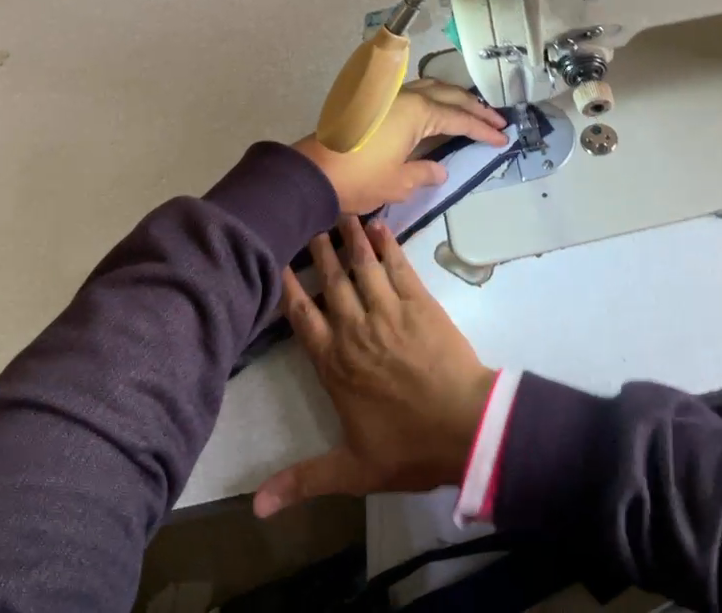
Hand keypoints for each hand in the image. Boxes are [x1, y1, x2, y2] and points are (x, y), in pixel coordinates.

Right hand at [253, 217, 494, 516]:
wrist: (465, 426)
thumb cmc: (408, 447)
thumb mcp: (352, 470)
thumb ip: (303, 480)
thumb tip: (255, 508)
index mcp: (334, 365)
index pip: (302, 318)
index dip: (288, 288)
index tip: (278, 262)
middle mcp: (355, 331)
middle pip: (331, 283)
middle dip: (319, 252)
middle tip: (310, 223)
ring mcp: (389, 312)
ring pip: (362, 268)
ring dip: (350, 240)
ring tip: (342, 214)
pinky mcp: (420, 304)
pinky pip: (399, 267)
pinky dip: (388, 245)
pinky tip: (380, 228)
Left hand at [293, 79, 507, 215]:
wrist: (310, 175)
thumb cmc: (358, 179)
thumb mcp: (397, 182)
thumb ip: (424, 173)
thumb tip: (439, 169)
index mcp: (417, 112)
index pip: (460, 119)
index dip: (483, 129)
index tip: (503, 137)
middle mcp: (404, 97)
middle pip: (448, 95)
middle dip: (474, 108)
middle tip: (497, 120)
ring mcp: (385, 96)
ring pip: (429, 87)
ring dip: (452, 98)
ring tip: (470, 110)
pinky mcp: (370, 103)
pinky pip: (410, 93)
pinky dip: (430, 98)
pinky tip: (434, 110)